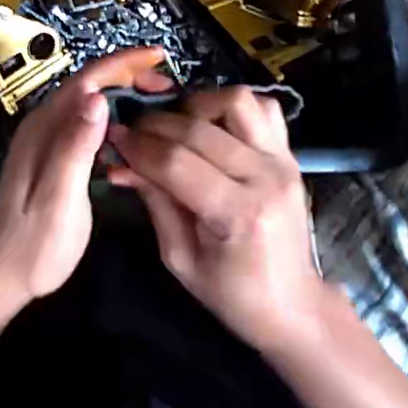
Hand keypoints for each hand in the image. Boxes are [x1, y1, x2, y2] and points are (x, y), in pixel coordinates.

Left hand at [0, 48, 173, 307]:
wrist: (0, 275)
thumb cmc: (34, 243)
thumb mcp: (59, 197)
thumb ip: (76, 146)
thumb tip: (98, 97)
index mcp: (46, 128)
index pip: (88, 79)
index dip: (124, 63)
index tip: (160, 57)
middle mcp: (44, 125)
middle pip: (89, 84)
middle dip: (128, 75)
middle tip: (168, 86)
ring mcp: (47, 139)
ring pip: (89, 102)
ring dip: (122, 93)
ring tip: (158, 101)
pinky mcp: (53, 155)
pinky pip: (86, 121)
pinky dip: (113, 115)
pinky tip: (132, 130)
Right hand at [107, 87, 329, 353]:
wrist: (294, 305)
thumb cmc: (233, 294)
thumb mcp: (180, 258)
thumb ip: (154, 202)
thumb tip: (121, 162)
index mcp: (238, 215)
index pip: (176, 162)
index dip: (138, 147)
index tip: (113, 139)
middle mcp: (265, 178)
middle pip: (198, 129)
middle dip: (154, 125)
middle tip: (132, 131)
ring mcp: (283, 160)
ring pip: (235, 102)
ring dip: (196, 106)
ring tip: (175, 126)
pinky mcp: (290, 153)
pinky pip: (263, 107)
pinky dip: (231, 106)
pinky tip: (210, 124)